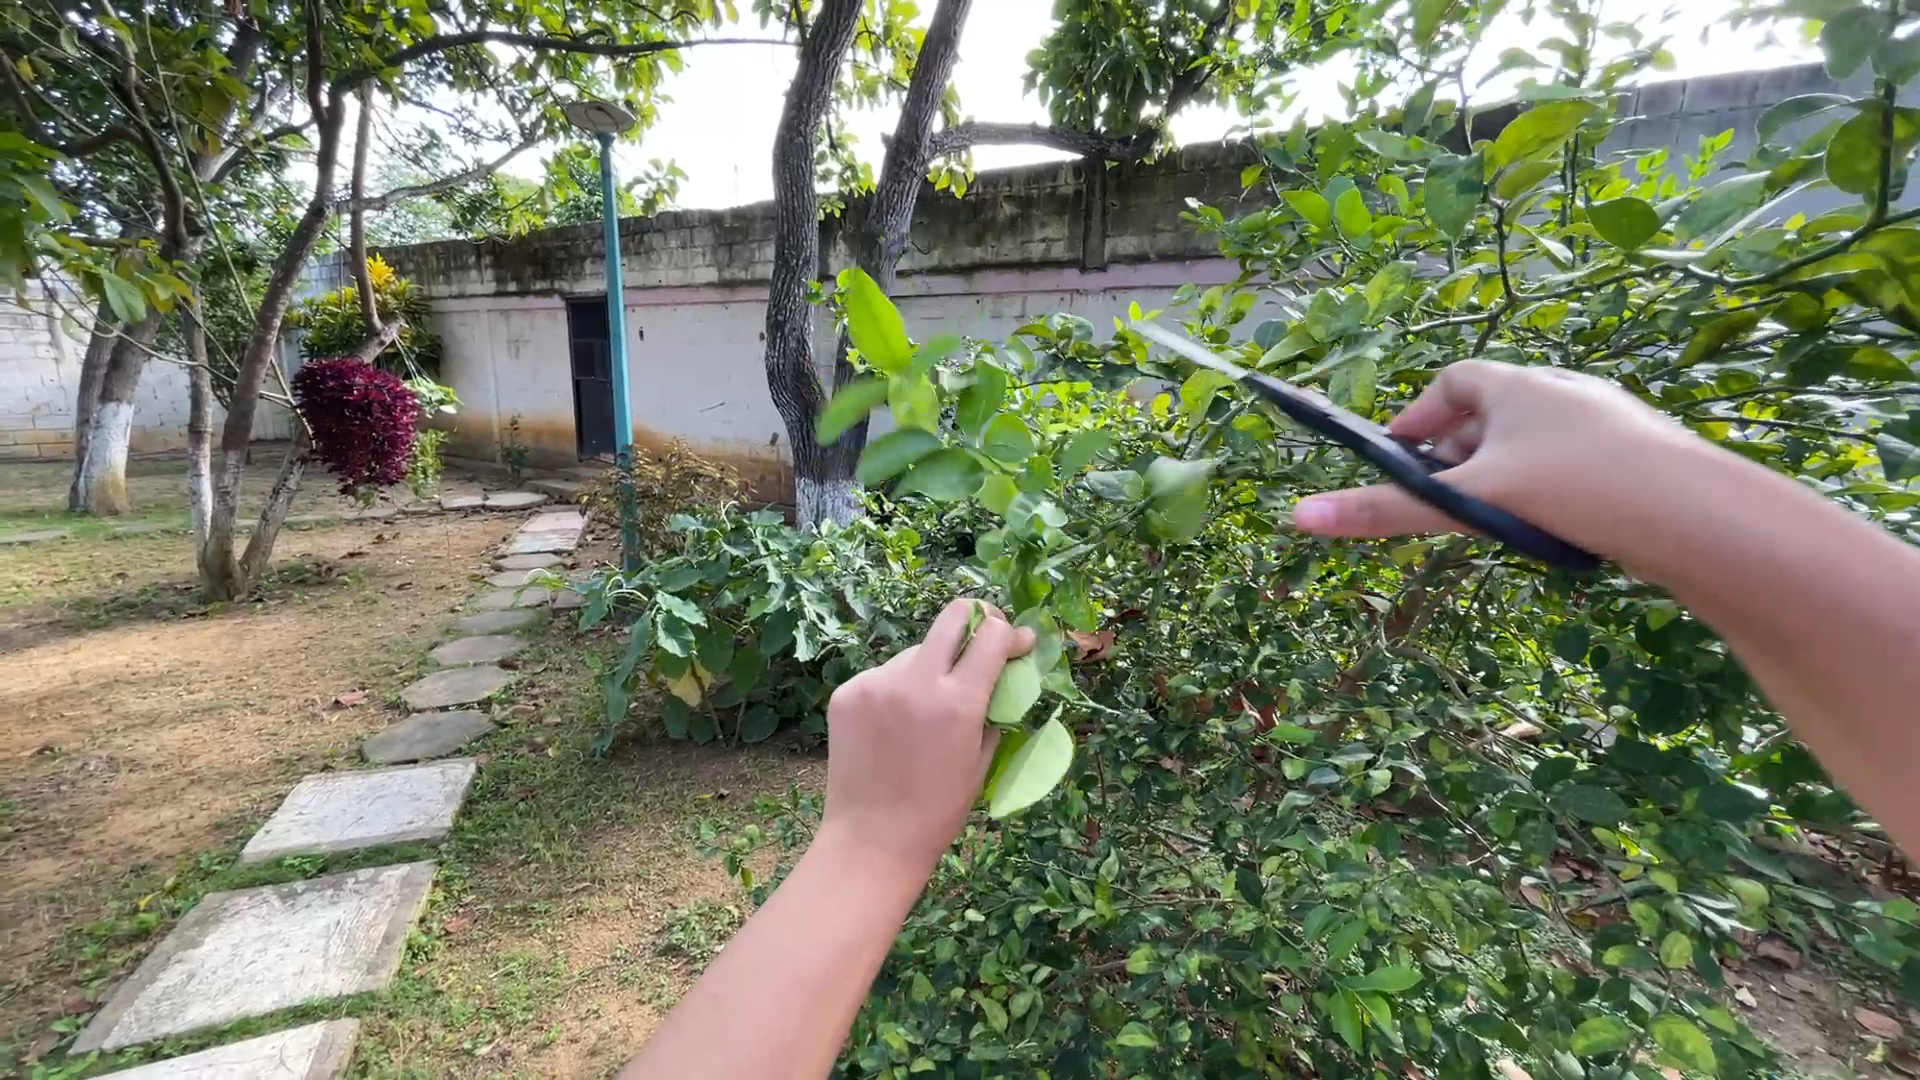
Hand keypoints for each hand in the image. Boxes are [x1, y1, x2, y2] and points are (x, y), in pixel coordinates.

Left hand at [818, 599, 1035, 881]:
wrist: (872, 839)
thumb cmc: (939, 809)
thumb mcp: (982, 759)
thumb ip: (994, 707)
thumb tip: (1005, 671)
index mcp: (958, 702)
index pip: (992, 636)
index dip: (1013, 634)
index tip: (1020, 641)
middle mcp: (916, 681)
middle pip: (952, 616)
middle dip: (976, 618)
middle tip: (984, 635)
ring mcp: (876, 683)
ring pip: (916, 652)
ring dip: (932, 666)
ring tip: (926, 708)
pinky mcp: (848, 692)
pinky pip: (885, 675)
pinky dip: (898, 689)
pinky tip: (895, 723)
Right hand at [1292, 360, 1698, 558]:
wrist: (1707, 519)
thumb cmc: (1571, 488)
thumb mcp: (1466, 501)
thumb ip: (1383, 510)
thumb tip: (1298, 516)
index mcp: (1517, 387)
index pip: (1452, 380)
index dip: (1419, 414)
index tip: (1402, 454)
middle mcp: (1563, 392)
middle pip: (1488, 410)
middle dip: (1455, 448)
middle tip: (1441, 492)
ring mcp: (1607, 421)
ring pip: (1531, 437)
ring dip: (1499, 468)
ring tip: (1491, 513)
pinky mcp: (1640, 453)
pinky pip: (1570, 458)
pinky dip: (1544, 482)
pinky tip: (1548, 521)